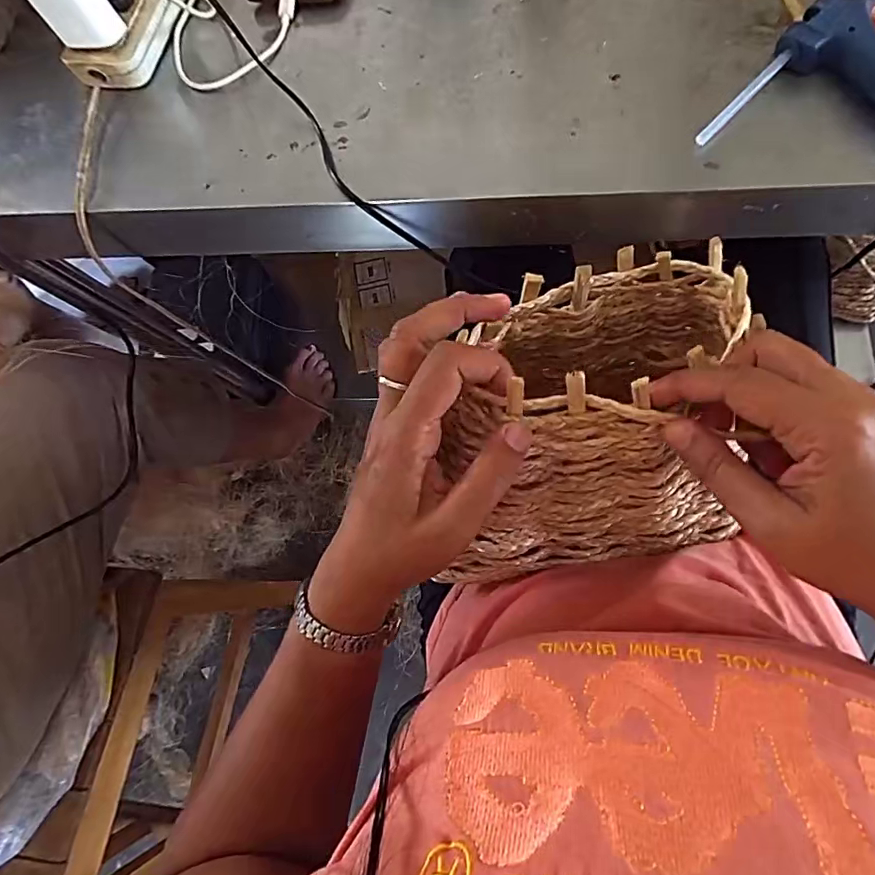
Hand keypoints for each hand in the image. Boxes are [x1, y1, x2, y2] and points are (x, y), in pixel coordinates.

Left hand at [308, 294, 530, 633]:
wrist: (354, 569)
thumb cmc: (402, 553)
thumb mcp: (455, 527)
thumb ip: (490, 477)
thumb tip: (520, 429)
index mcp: (405, 436)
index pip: (443, 366)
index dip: (486, 364)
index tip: (514, 393)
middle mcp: (389, 415)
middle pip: (408, 335)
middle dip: (456, 309)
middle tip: (501, 305)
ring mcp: (385, 416)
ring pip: (401, 346)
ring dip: (442, 322)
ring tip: (486, 317)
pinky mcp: (390, 424)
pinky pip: (408, 370)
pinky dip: (439, 350)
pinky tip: (468, 365)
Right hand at [649, 330, 874, 621]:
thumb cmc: (851, 560)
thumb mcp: (771, 523)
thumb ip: (717, 468)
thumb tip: (673, 429)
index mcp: (831, 426)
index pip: (744, 382)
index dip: (691, 385)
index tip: (653, 396)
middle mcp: (853, 398)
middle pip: (769, 349)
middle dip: (720, 375)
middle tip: (692, 416)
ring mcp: (864, 399)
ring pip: (787, 362)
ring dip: (746, 387)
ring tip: (724, 436)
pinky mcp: (865, 409)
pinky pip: (806, 384)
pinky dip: (772, 400)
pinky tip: (762, 444)